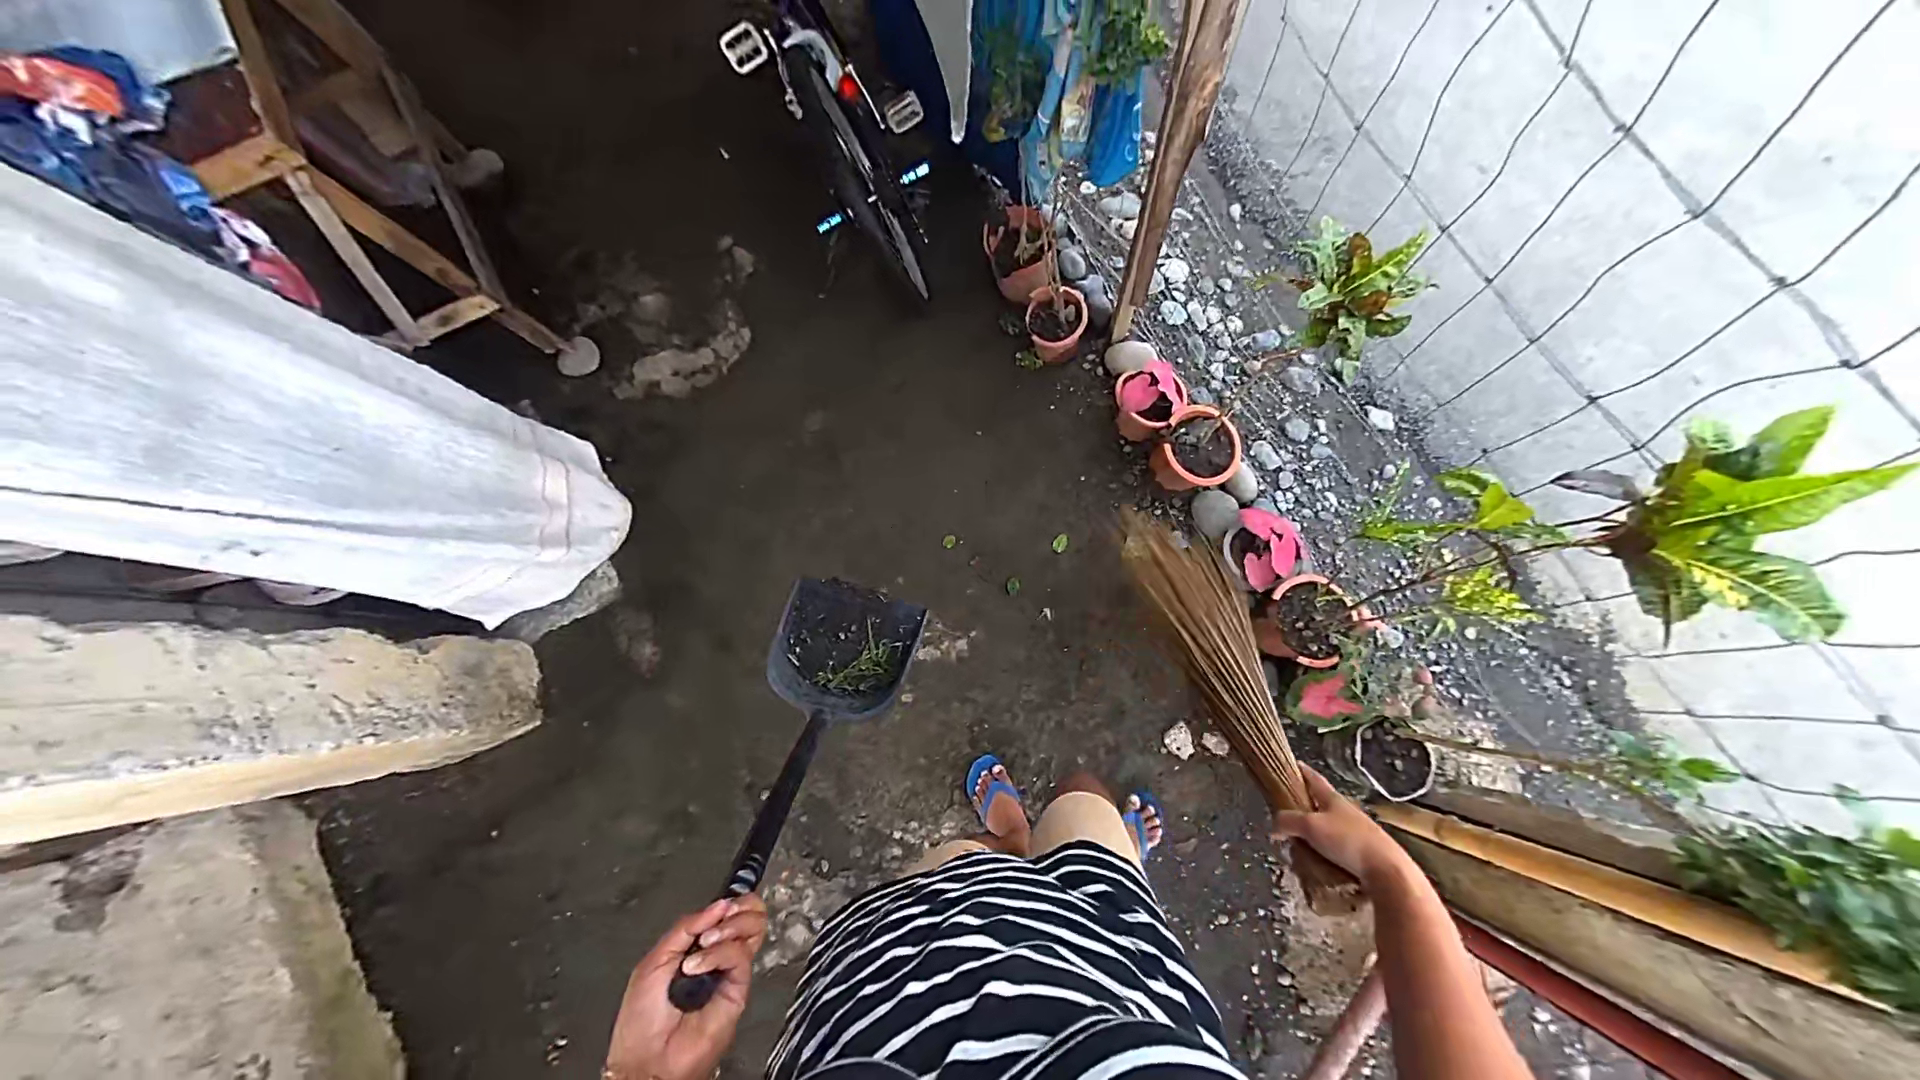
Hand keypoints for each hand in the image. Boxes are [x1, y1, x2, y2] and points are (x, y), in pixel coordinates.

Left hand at [604, 895, 767, 1079]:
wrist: (642, 1062)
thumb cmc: (641, 1022)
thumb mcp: (655, 960)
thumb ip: (686, 927)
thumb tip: (720, 904)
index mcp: (701, 947)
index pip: (733, 912)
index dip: (733, 901)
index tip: (722, 903)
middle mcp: (721, 956)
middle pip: (753, 915)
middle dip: (740, 908)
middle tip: (722, 916)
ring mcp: (731, 973)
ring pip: (754, 930)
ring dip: (731, 926)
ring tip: (707, 939)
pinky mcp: (738, 990)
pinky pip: (740, 956)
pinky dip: (718, 953)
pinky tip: (696, 965)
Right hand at [1272, 765, 1413, 890]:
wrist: (1390, 874)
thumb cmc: (1348, 841)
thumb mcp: (1310, 826)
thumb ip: (1288, 821)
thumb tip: (1273, 825)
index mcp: (1334, 799)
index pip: (1314, 778)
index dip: (1301, 770)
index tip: (1291, 764)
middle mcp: (1347, 812)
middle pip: (1320, 804)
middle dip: (1304, 807)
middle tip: (1285, 813)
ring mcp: (1358, 833)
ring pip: (1328, 827)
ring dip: (1314, 833)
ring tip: (1298, 843)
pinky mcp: (1364, 854)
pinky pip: (1337, 848)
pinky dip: (1324, 851)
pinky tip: (1317, 862)